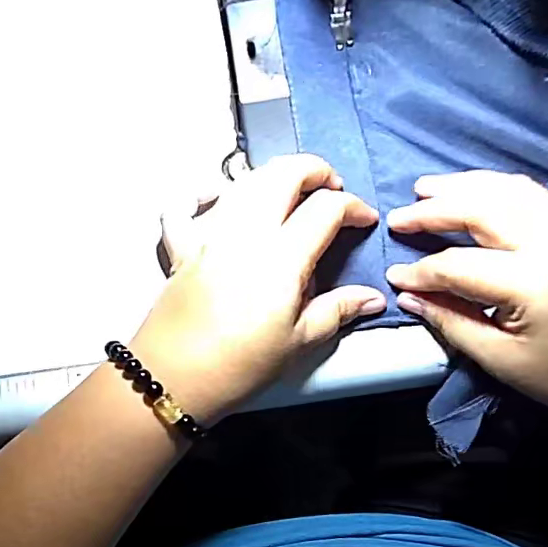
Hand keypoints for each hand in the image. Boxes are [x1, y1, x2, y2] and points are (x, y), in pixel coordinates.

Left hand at [130, 155, 384, 423]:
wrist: (175, 377)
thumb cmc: (240, 365)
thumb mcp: (299, 341)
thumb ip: (338, 310)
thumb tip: (372, 298)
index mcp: (281, 256)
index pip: (326, 208)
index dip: (353, 207)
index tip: (364, 220)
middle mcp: (245, 232)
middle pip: (283, 173)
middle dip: (314, 169)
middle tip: (331, 187)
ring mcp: (209, 233)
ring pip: (242, 180)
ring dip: (271, 175)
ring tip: (287, 192)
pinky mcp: (182, 246)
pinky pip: (186, 204)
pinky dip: (203, 193)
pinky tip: (214, 198)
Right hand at [384, 171, 547, 446]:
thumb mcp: (501, 360)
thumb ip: (451, 322)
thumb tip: (411, 296)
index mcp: (535, 283)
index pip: (460, 264)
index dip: (421, 271)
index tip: (395, 275)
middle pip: (484, 208)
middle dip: (436, 208)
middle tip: (401, 215)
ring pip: (510, 190)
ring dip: (466, 186)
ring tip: (429, 190)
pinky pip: (534, 196)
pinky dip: (497, 190)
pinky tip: (476, 195)